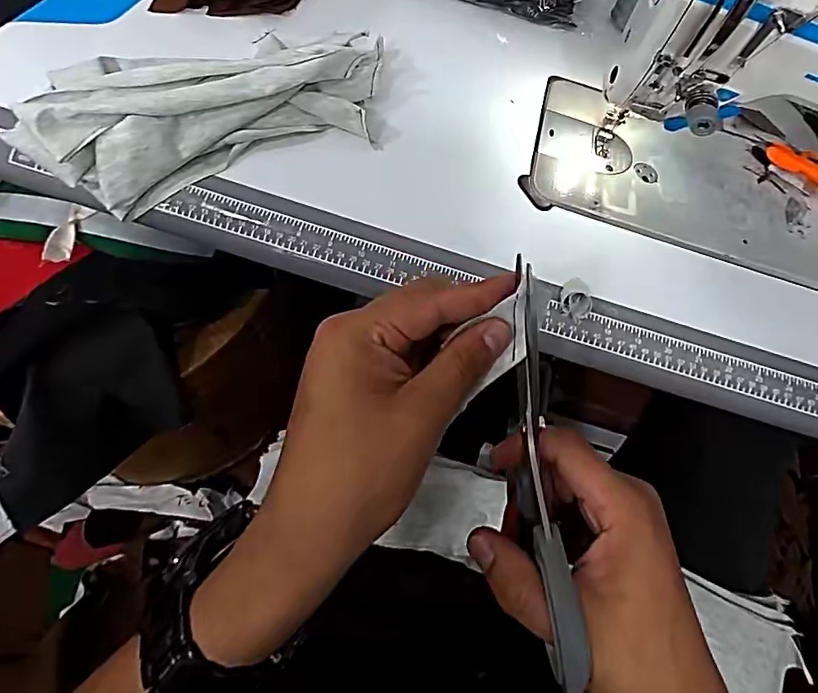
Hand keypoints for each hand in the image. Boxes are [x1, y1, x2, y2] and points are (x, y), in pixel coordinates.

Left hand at [191, 274, 517, 664]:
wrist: (308, 533)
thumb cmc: (350, 482)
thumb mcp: (422, 415)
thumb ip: (463, 363)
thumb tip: (493, 330)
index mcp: (354, 333)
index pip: (429, 300)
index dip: (477, 293)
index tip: (509, 284)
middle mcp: (344, 335)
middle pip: (419, 307)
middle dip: (465, 314)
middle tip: (508, 319)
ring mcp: (345, 356)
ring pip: (412, 329)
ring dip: (450, 337)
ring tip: (490, 346)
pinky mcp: (351, 377)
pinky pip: (400, 351)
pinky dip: (432, 357)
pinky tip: (458, 366)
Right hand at [469, 428, 725, 692]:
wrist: (675, 692)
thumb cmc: (644, 661)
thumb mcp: (564, 621)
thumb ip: (514, 578)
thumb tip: (483, 543)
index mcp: (624, 506)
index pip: (565, 446)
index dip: (525, 446)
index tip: (498, 460)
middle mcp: (633, 500)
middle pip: (564, 466)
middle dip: (528, 496)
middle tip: (510, 534)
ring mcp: (634, 514)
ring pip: (571, 488)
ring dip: (541, 516)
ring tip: (531, 559)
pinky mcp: (630, 529)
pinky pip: (583, 507)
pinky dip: (558, 527)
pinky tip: (552, 565)